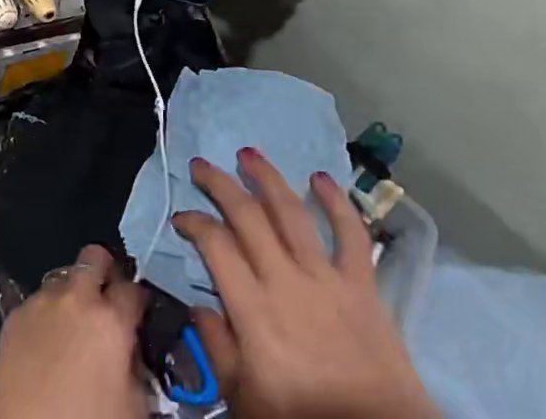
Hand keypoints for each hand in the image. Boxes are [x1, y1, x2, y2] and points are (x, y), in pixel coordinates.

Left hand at [0, 245, 148, 418]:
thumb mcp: (135, 407)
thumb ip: (137, 369)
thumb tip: (131, 352)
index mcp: (110, 321)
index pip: (134, 289)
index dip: (141, 298)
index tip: (143, 310)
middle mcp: (74, 298)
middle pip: (93, 258)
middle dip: (105, 269)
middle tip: (110, 296)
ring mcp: (40, 300)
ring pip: (62, 276)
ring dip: (74, 291)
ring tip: (78, 320)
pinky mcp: (15, 311)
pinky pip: (38, 298)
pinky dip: (50, 309)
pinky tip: (50, 335)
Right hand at [175, 150, 438, 418]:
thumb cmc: (303, 415)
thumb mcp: (243, 394)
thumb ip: (216, 347)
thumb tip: (199, 306)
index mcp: (252, 307)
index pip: (213, 243)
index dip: (192, 221)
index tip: (180, 219)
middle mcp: (286, 281)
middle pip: (246, 216)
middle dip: (218, 184)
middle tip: (200, 165)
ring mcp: (328, 280)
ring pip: (292, 214)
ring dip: (267, 179)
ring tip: (248, 154)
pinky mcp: (365, 288)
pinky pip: (353, 237)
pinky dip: (338, 204)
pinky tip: (321, 179)